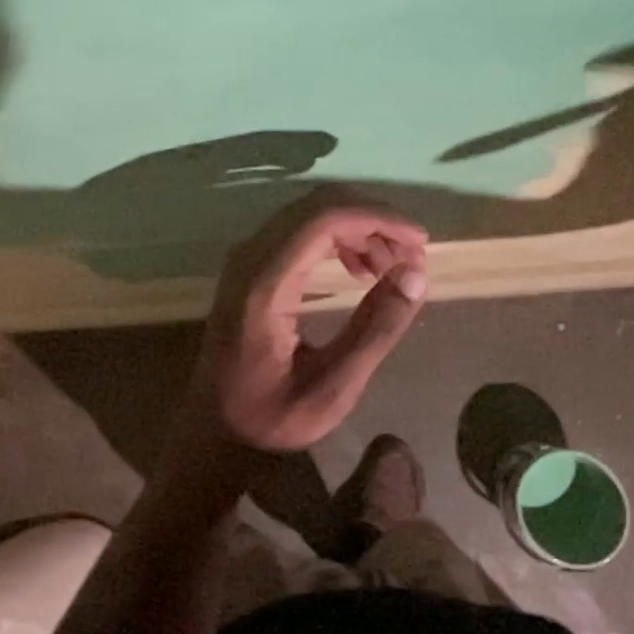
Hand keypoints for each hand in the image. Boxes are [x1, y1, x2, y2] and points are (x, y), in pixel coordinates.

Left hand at [190, 193, 428, 452]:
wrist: (214, 427)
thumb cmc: (271, 417)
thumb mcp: (332, 388)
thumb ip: (375, 330)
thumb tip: (416, 275)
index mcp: (265, 284)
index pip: (323, 219)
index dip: (377, 218)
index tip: (420, 241)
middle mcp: (250, 257)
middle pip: (318, 206)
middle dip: (373, 220)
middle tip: (413, 255)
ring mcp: (246, 258)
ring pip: (309, 214)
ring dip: (357, 228)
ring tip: (393, 268)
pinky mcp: (251, 265)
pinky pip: (299, 230)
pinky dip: (337, 238)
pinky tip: (360, 270)